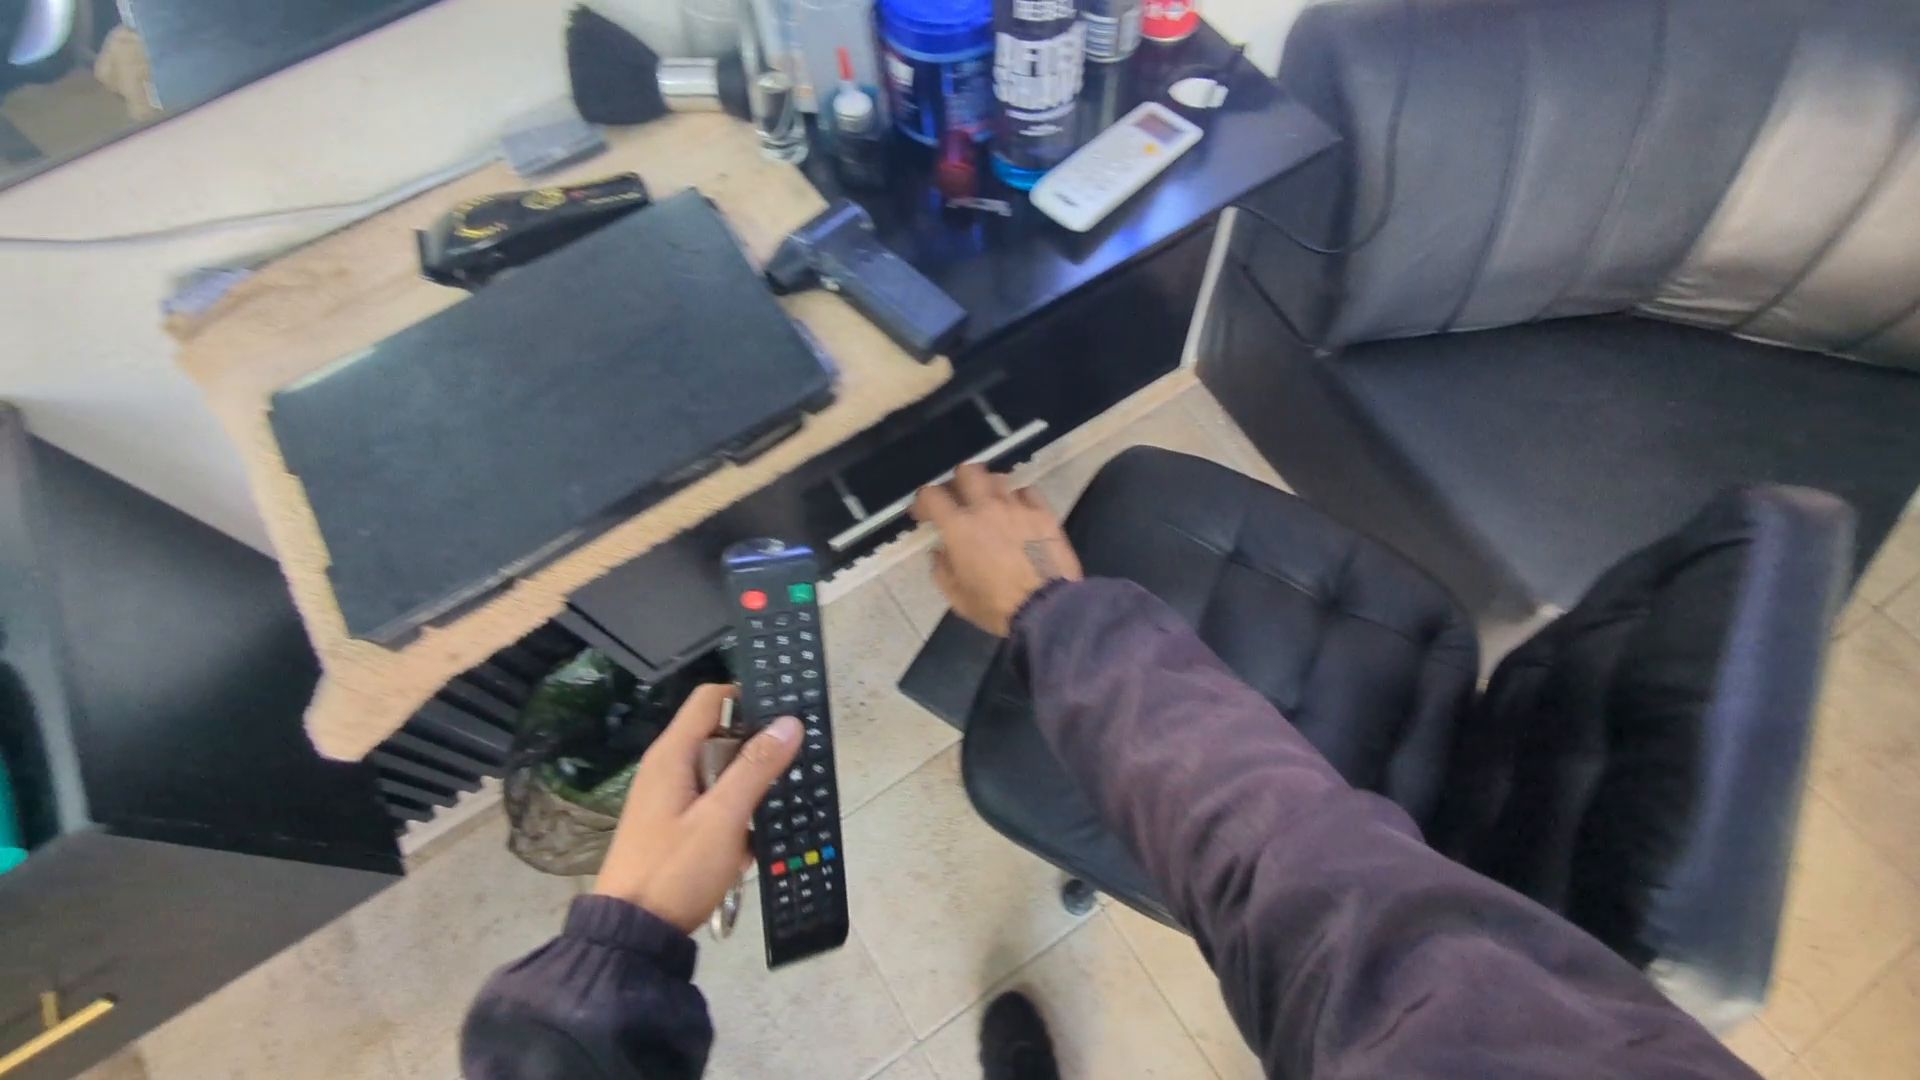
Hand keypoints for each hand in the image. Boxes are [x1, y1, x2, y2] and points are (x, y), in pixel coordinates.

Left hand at [593, 684, 800, 933]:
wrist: (632, 939)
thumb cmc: (676, 870)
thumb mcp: (723, 817)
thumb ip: (756, 767)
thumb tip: (790, 722)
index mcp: (673, 755)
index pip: (712, 698)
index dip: (748, 697)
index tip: (784, 715)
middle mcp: (669, 768)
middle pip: (722, 733)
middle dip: (758, 746)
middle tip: (795, 760)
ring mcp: (671, 798)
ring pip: (723, 770)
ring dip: (751, 784)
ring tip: (781, 802)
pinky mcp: (676, 825)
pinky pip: (716, 801)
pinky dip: (738, 811)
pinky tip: (756, 838)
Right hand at [910, 463, 1082, 637]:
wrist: (1046, 609)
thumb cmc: (996, 607)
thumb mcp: (957, 597)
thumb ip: (942, 569)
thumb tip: (939, 551)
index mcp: (959, 528)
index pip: (932, 496)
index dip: (923, 501)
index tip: (923, 514)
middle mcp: (986, 508)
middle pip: (967, 472)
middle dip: (957, 482)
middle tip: (958, 499)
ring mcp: (1017, 507)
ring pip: (998, 478)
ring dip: (988, 487)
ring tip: (990, 503)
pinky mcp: (1044, 513)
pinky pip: (1028, 491)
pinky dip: (1018, 497)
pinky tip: (1018, 510)